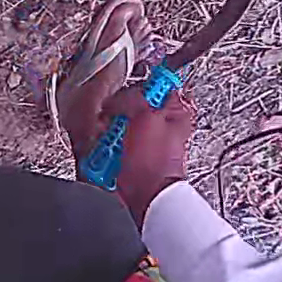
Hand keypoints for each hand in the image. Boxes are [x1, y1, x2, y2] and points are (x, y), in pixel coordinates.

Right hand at [102, 85, 194, 224]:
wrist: (145, 195)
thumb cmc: (155, 160)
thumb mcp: (145, 117)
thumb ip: (135, 98)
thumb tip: (122, 94)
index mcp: (175, 113)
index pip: (158, 87)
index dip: (141, 86)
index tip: (128, 90)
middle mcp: (161, 125)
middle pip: (134, 105)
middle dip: (119, 110)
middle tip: (114, 115)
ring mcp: (145, 140)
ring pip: (120, 123)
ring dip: (110, 128)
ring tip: (108, 134)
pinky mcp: (131, 155)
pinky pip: (113, 141)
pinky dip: (106, 143)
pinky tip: (105, 147)